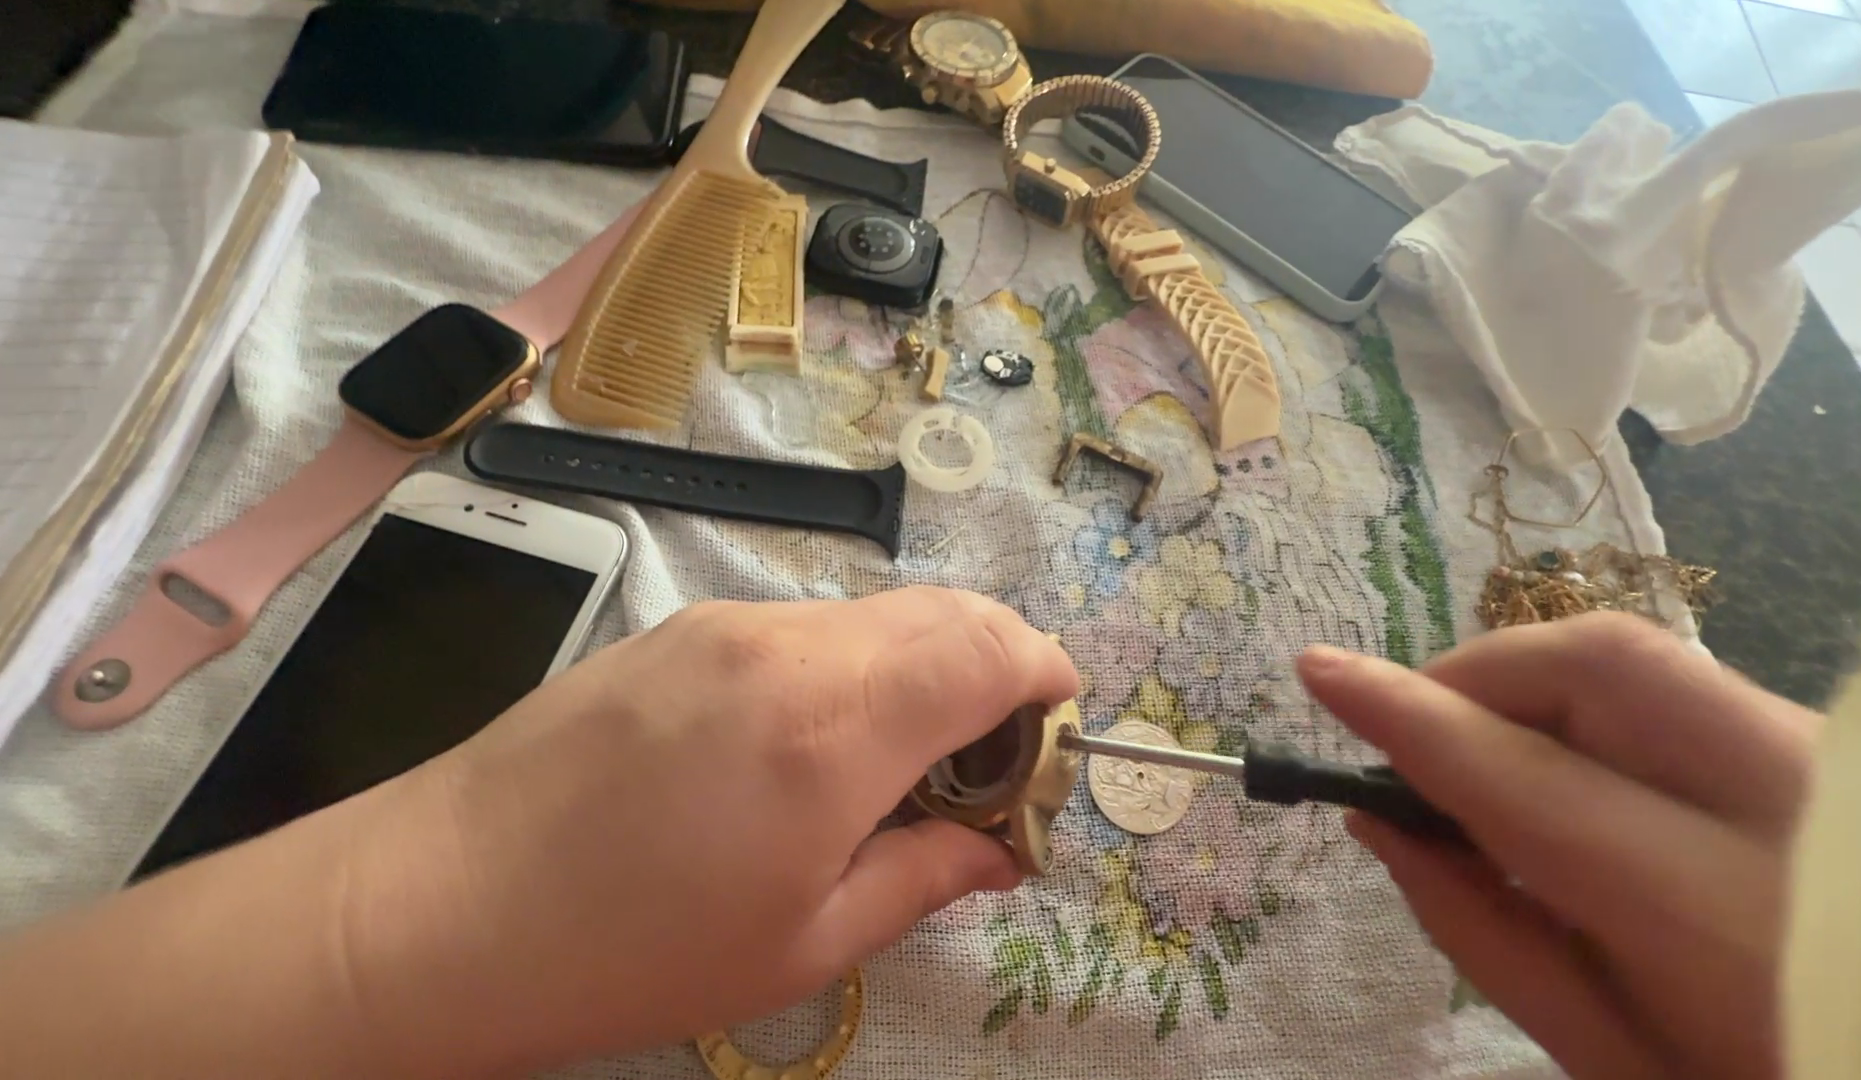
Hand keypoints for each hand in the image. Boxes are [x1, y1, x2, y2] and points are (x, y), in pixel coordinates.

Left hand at [348, 588, 1078, 1073]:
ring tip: (913, 747)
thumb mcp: (803, 940)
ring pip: (885, 612)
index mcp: (833, 729)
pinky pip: (821, 623)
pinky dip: (867, 658)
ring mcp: (740, 622)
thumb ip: (926, 875)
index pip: (986, 650)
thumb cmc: (632, 946)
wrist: (437, 900)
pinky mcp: (698, 622)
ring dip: (932, 659)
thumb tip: (1005, 850)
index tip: (1058, 717)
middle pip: (946, 610)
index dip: (1043, 671)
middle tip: (999, 745)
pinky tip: (830, 728)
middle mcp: (795, 647)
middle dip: (1002, 657)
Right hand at [1296, 614, 1816, 1079]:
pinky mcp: (1848, 754)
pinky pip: (1681, 688)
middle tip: (1423, 734)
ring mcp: (1843, 772)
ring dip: (1528, 689)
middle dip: (1474, 673)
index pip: (1516, 775)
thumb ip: (1476, 926)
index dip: (1402, 712)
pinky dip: (1594, 710)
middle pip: (1595, 662)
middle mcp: (1804, 818)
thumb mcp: (1609, 1061)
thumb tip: (1371, 815)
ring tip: (1497, 765)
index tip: (1316, 670)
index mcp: (1726, 931)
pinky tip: (1586, 780)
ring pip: (1641, 658)